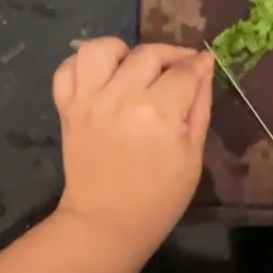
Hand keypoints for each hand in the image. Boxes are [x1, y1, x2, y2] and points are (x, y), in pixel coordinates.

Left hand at [51, 38, 213, 251]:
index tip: (203, 64)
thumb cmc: (159, 197)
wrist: (106, 224)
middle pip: (148, 54)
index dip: (198, 64)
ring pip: (101, 49)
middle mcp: (120, 98)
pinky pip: (67, 69)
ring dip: (122, 52)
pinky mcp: (67, 108)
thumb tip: (205, 67)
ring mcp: (88, 101)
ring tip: (133, 69)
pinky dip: (84, 66)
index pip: (184, 72)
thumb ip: (200, 106)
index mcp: (158, 113)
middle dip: (169, 56)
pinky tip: (102, 78)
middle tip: (177, 71)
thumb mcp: (193, 155)